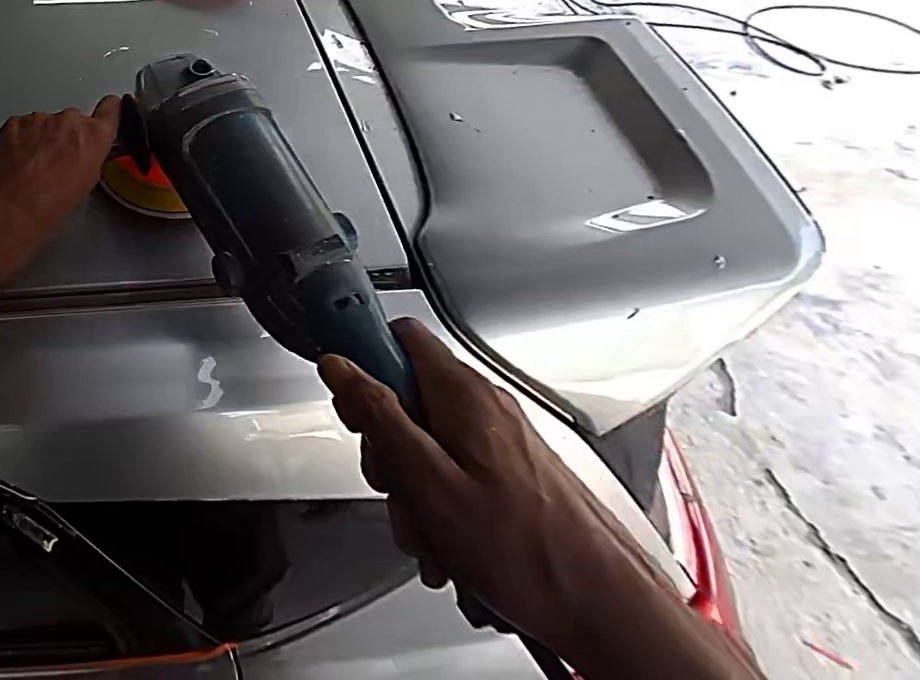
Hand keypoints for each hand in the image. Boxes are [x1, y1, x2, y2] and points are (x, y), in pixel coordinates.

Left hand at [0, 97, 121, 249]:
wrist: (9, 206)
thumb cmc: (47, 205)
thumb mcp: (85, 184)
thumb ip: (88, 157)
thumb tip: (80, 155)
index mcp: (93, 137)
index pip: (110, 109)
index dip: (108, 110)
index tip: (107, 109)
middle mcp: (69, 121)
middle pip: (72, 120)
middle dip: (64, 135)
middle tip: (53, 161)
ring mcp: (40, 118)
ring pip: (45, 123)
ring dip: (40, 138)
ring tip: (31, 166)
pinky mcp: (15, 121)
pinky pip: (22, 126)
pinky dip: (20, 139)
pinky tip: (16, 161)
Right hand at [318, 318, 672, 655]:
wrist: (616, 620)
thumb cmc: (532, 555)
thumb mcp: (427, 478)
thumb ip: (377, 412)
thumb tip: (339, 367)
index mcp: (463, 394)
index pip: (395, 334)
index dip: (359, 353)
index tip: (342, 384)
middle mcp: (485, 406)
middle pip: (401, 393)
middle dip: (381, 438)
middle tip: (389, 477)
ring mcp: (500, 438)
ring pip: (421, 436)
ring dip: (408, 480)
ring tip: (424, 525)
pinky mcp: (510, 469)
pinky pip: (450, 465)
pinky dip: (437, 498)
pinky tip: (446, 538)